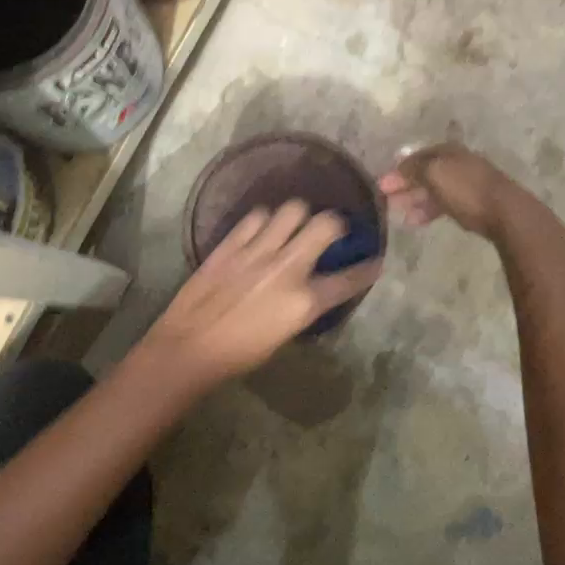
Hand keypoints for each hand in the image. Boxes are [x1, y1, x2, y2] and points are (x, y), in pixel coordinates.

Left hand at [134, 201, 373, 393]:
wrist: (190, 346)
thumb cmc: (239, 354)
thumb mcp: (284, 334)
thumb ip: (302, 305)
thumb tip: (311, 288)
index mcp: (304, 302)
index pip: (348, 279)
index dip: (366, 268)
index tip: (375, 260)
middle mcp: (286, 269)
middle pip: (325, 224)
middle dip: (334, 223)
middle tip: (330, 231)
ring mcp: (257, 251)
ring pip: (291, 210)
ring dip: (297, 217)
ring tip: (292, 226)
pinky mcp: (231, 243)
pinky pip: (256, 216)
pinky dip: (263, 221)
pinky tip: (261, 231)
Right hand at [379, 143, 522, 235]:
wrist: (506, 212)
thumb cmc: (465, 189)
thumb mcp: (433, 172)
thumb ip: (413, 168)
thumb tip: (397, 169)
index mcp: (447, 151)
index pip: (416, 157)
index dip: (398, 170)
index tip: (381, 186)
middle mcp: (457, 163)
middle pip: (425, 173)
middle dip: (405, 186)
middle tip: (387, 202)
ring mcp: (467, 183)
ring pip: (434, 189)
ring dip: (415, 200)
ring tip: (400, 215)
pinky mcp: (474, 203)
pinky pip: (445, 203)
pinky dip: (429, 210)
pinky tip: (418, 221)